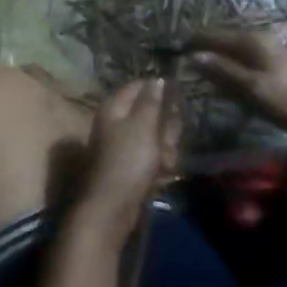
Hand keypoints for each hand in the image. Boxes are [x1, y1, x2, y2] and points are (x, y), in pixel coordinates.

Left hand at [75, 79, 174, 234]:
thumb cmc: (127, 161)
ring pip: (156, 136)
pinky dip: (159, 165)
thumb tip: (158, 78)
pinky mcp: (131, 165)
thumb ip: (151, 100)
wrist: (112, 208)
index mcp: (115, 106)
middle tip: (165, 143)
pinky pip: (152, 156)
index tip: (174, 108)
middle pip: (152, 113)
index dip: (160, 95)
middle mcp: (117, 122)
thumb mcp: (142, 126)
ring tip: (164, 163)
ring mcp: (124, 144)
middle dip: (165, 129)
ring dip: (165, 149)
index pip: (141, 87)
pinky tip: (162, 175)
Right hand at [189, 29, 286, 136]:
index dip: (190, 43)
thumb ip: (221, 71)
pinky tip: (222, 76)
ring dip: (213, 55)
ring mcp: (267, 48)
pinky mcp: (273, 61)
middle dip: (199, 47)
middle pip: (219, 38)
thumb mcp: (251, 89)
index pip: (210, 34)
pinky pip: (240, 56)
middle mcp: (256, 37)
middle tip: (179, 64)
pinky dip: (227, 63)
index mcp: (249, 40)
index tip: (170, 54)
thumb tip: (191, 56)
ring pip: (230, 47)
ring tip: (195, 70)